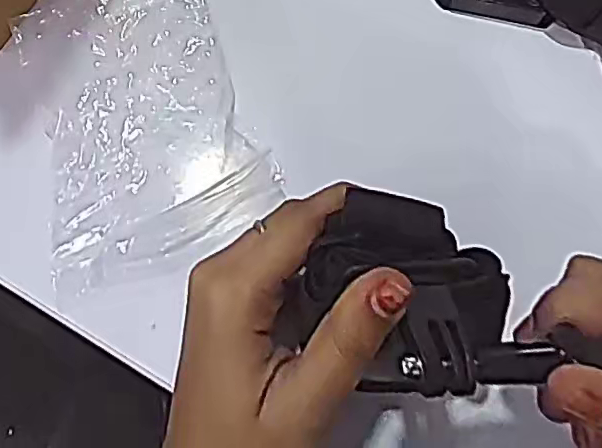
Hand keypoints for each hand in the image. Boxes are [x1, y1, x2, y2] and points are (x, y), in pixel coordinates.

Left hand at [164, 183, 412, 447]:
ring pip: (276, 239)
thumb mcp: (305, 401)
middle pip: (282, 223)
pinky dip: (300, 267)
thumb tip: (387, 282)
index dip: (337, 204)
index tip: (375, 201)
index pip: (292, 221)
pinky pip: (266, 262)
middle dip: (332, 223)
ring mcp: (214, 285)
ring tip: (363, 273)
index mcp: (229, 288)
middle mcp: (214, 275)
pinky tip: (326, 296)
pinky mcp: (220, 299)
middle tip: (382, 239)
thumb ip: (350, 335)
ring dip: (318, 246)